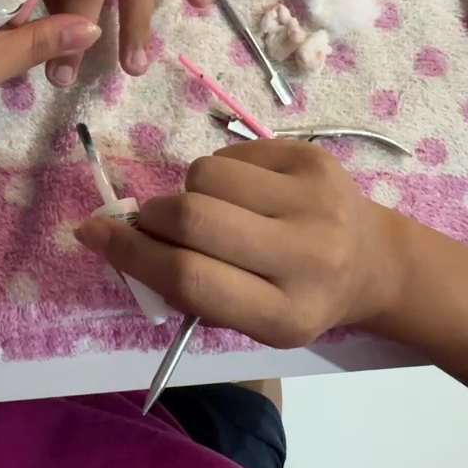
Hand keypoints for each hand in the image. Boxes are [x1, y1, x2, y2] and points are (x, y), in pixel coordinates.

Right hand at [76, 140, 410, 346]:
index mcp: (285, 313)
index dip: (132, 254)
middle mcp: (307, 256)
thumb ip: (184, 284)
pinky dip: (220, 172)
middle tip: (154, 222)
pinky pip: (230, 151)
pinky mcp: (315, 159)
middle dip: (154, 216)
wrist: (375, 262)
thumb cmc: (296, 295)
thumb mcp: (248, 316)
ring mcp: (316, 200)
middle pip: (193, 217)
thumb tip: (109, 235)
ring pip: (204, 173)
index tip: (93, 234)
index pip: (190, 278)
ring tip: (215, 209)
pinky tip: (247, 192)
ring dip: (190, 191)